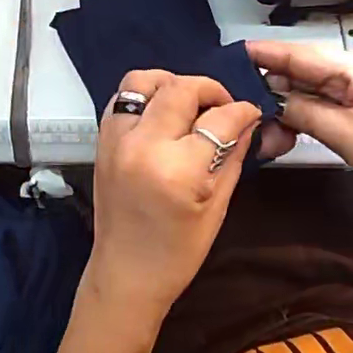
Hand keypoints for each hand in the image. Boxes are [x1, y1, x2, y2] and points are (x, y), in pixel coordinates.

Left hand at [88, 70, 262, 319]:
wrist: (126, 272)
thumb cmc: (178, 251)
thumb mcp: (217, 205)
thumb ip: (233, 156)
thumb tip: (248, 121)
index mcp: (176, 169)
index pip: (218, 119)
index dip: (242, 111)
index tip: (251, 113)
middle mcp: (141, 145)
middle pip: (179, 89)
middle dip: (209, 90)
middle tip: (222, 107)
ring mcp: (115, 139)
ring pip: (142, 80)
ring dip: (171, 84)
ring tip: (189, 104)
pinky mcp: (101, 140)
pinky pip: (122, 98)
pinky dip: (145, 96)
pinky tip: (162, 114)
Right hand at [246, 40, 352, 224]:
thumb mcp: (348, 134)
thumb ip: (303, 111)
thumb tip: (268, 100)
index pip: (301, 54)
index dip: (265, 53)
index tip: (230, 54)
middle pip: (302, 73)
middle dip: (269, 87)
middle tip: (235, 103)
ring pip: (309, 95)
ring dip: (282, 110)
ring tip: (257, 128)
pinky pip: (321, 112)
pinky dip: (300, 122)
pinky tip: (280, 135)